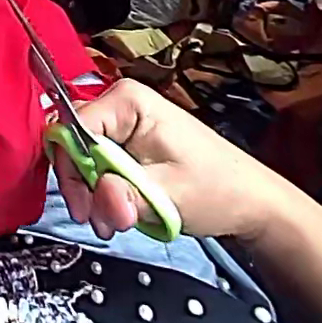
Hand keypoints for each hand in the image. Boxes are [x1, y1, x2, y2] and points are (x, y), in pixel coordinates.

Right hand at [54, 79, 296, 240]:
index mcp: (128, 100)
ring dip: (91, 194)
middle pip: (72, 141)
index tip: (87, 207)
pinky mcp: (125, 141)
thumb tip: (98, 198)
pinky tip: (119, 212)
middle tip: (101, 220)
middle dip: (82, 185)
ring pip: (81, 156)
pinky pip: (97, 163)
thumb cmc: (217, 187)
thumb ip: (128, 195)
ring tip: (114, 221)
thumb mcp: (170, 194)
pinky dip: (102, 192)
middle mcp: (119, 103)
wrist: (248, 198)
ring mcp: (122, 122)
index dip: (73, 169)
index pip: (73, 127)